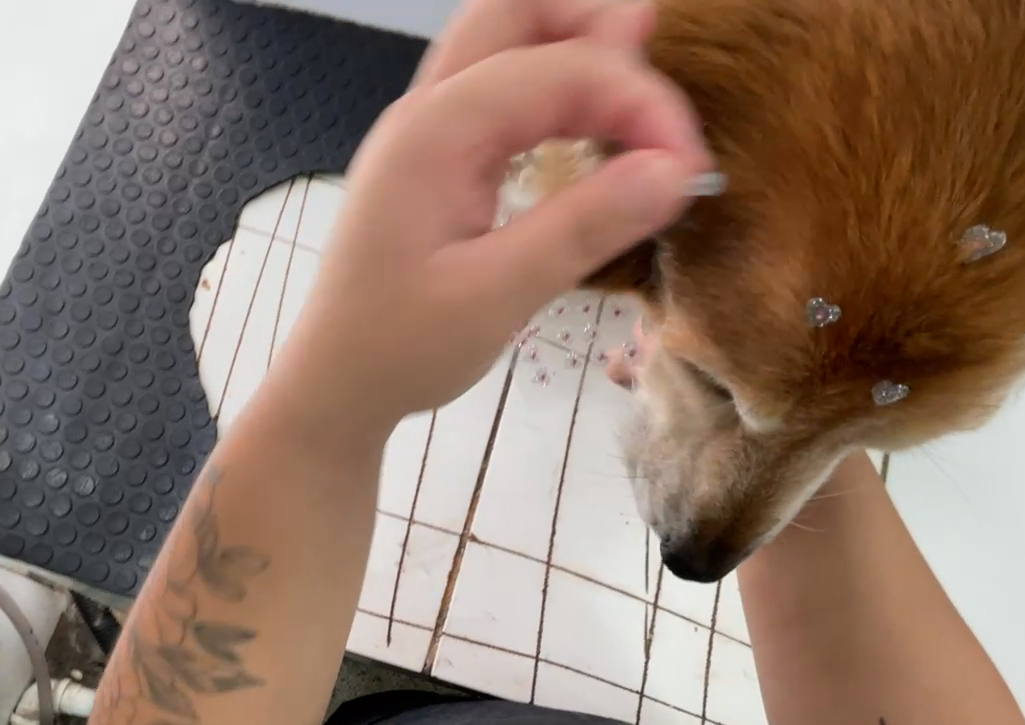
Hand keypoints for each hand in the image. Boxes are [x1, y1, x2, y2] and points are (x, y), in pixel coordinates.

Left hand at [264, 0, 712, 436]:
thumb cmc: (399, 350)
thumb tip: (675, 171)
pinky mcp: (425, 170)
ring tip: (631, 99)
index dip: (639, 102)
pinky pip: (489, 99)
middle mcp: (422, 114)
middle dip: (597, 30)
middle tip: (659, 82)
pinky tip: (575, 134)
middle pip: (516, 14)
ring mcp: (419, 139)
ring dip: (569, 54)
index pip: (559, 70)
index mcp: (435, 132)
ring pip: (498, 48)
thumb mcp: (494, 297)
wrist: (334, 387)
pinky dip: (542, 97)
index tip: (689, 168)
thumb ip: (581, 228)